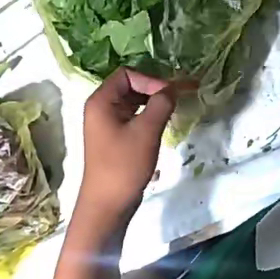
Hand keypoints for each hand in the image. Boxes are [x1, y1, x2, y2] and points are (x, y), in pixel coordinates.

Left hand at [77, 69, 177, 218]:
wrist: (108, 204)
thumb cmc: (124, 165)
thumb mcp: (147, 131)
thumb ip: (161, 103)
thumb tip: (173, 88)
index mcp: (101, 101)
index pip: (127, 74)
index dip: (150, 79)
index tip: (171, 94)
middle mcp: (100, 108)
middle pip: (130, 86)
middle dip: (154, 89)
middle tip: (179, 97)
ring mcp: (105, 124)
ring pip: (132, 102)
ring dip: (153, 103)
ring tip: (174, 109)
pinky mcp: (114, 138)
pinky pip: (132, 117)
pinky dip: (148, 116)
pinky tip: (163, 123)